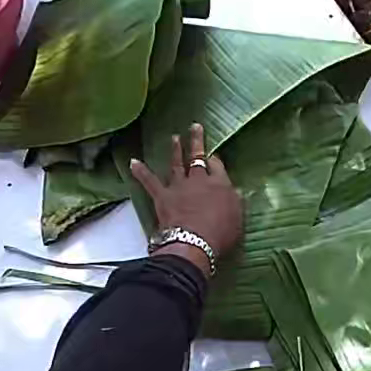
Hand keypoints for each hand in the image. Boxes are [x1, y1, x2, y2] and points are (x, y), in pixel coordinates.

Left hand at [130, 123, 241, 271]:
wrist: (194, 243)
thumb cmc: (221, 234)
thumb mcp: (237, 218)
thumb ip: (235, 202)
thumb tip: (236, 191)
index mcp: (220, 184)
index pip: (217, 166)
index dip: (215, 160)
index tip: (214, 157)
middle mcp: (199, 180)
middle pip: (198, 157)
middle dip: (197, 141)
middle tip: (195, 127)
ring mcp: (179, 186)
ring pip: (176, 164)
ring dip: (175, 150)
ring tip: (174, 138)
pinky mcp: (162, 196)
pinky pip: (149, 181)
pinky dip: (140, 172)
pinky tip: (133, 162)